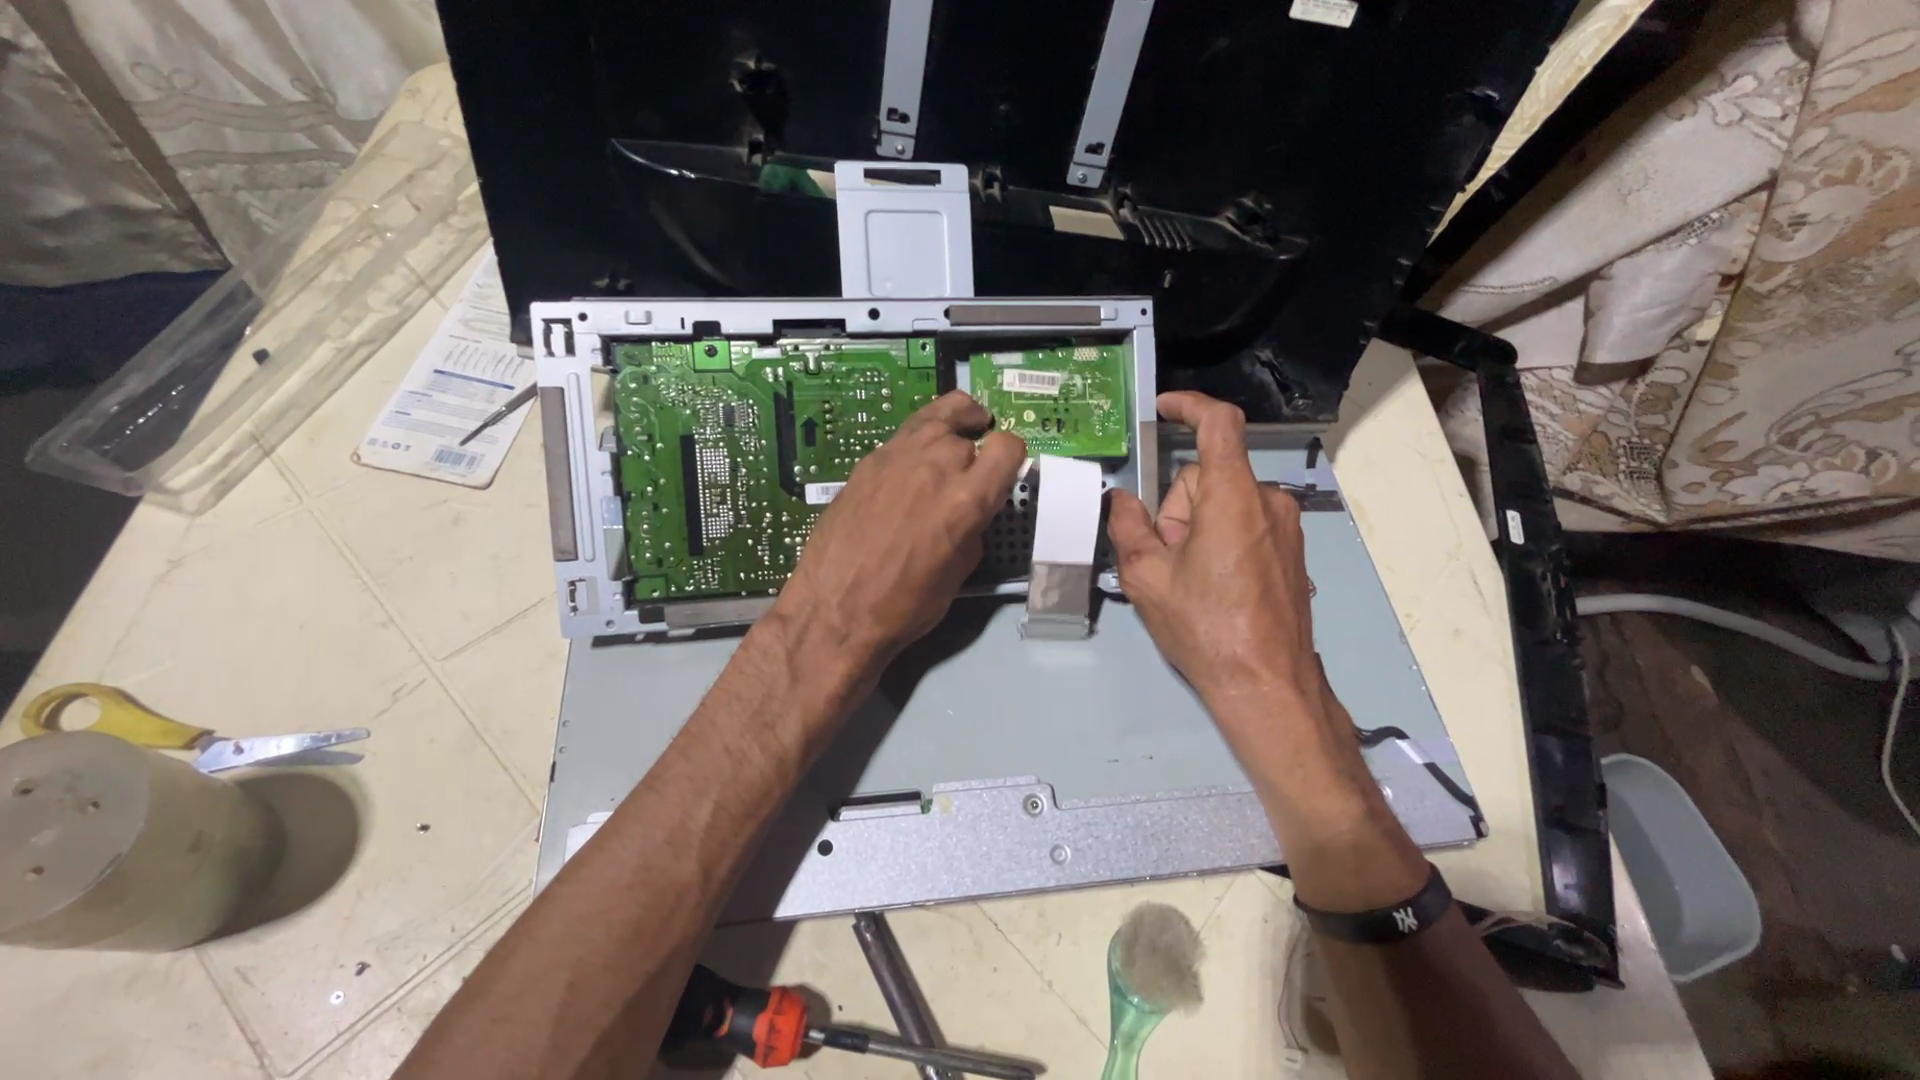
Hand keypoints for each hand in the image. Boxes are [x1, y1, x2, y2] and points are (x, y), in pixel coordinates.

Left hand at [778, 390, 1025, 669]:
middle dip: (976, 451)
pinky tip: (913, 467)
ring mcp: (897, 457)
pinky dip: (919, 442)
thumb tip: (974, 506)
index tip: (1005, 470)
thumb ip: (974, 525)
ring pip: (937, 417)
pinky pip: (906, 435)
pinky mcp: (868, 461)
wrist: (836, 610)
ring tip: (953, 440)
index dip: (1012, 458)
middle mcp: (935, 465)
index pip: (1008, 446)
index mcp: (966, 498)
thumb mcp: (960, 569)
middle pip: (970, 432)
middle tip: (969, 474)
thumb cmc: (905, 604)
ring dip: (951, 428)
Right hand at [1107, 391, 1322, 724]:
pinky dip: (1220, 540)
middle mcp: (1268, 501)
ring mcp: (1286, 526)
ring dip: (1197, 528)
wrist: (1267, 684)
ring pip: (1224, 503)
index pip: (1218, 424)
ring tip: (1189, 581)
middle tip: (1167, 560)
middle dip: (1177, 509)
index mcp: (1233, 497)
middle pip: (1206, 477)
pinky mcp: (1291, 550)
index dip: (1189, 406)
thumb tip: (1120, 500)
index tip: (1164, 409)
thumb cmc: (1206, 629)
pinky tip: (1213, 586)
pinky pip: (1245, 524)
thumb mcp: (1147, 578)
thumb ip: (1127, 527)